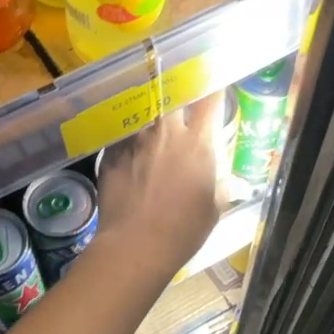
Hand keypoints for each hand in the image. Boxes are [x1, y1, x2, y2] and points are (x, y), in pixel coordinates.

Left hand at [95, 92, 226, 274]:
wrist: (134, 246)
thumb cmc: (182, 232)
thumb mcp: (213, 209)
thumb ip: (219, 184)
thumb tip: (222, 177)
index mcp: (198, 143)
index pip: (210, 99)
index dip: (212, 88)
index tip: (212, 87)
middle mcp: (166, 133)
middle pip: (171, 94)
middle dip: (175, 94)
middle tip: (177, 102)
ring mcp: (135, 141)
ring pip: (143, 113)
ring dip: (149, 118)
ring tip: (149, 126)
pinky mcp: (111, 153)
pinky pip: (121, 135)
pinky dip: (127, 138)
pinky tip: (128, 150)